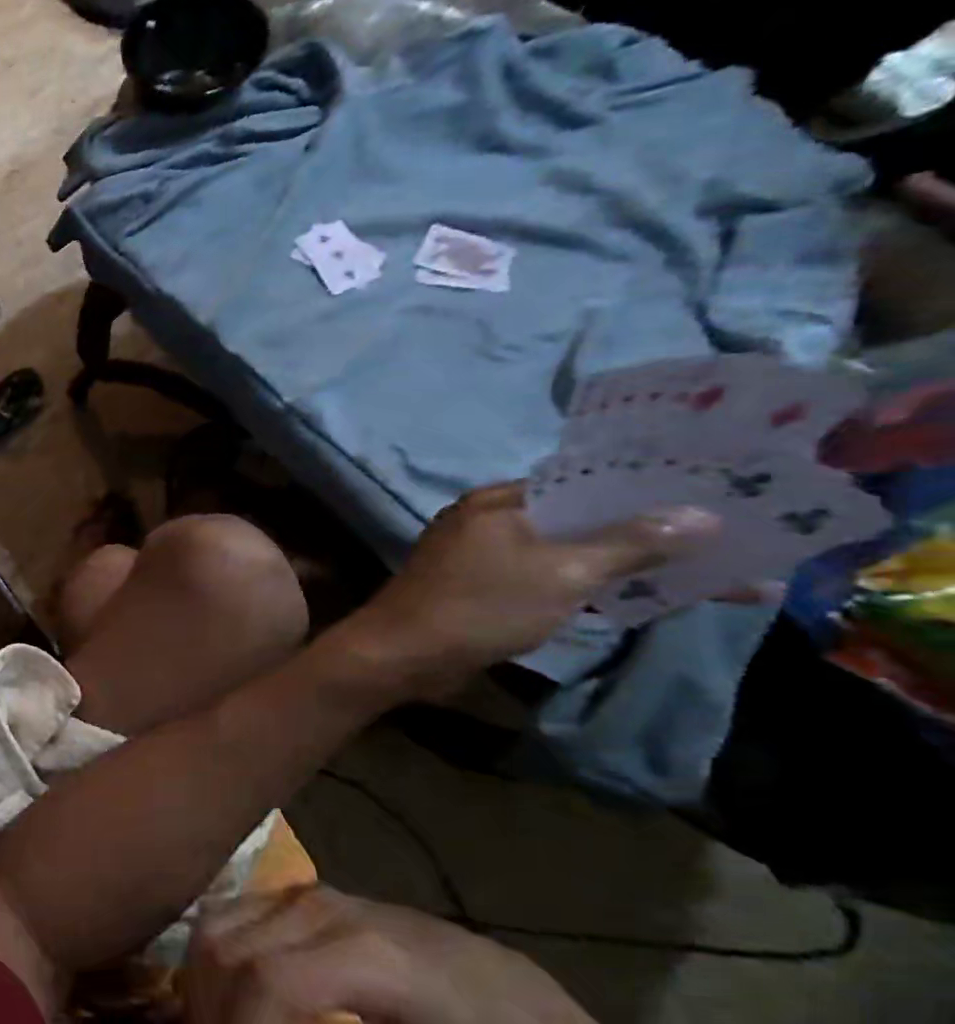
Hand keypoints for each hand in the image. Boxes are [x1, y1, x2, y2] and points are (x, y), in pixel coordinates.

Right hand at [182, 886, 595, 1023]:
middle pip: (225, 948)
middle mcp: (322, 909)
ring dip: (203, 984)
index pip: (265, 983)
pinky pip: (231, 913)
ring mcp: (306, 895)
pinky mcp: (300, 897)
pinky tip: (229, 998)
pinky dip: (215, 958)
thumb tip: (273, 1015)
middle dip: (208, 1009)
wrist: (510, 991)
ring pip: (216, 923)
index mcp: (366, 955)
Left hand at [344, 482, 719, 689]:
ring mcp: (486, 557)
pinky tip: (647, 599)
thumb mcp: (562, 572)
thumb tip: (704, 515)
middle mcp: (490, 520)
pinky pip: (551, 580)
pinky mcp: (487, 590)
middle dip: (649, 533)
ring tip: (711, 571)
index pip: (585, 482)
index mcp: (500, 500)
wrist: (406, 654)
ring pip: (569, 554)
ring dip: (626, 565)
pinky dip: (592, 588)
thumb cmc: (481, 604)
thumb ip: (629, 544)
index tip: (714, 497)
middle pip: (581, 520)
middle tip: (730, 538)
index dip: (647, 491)